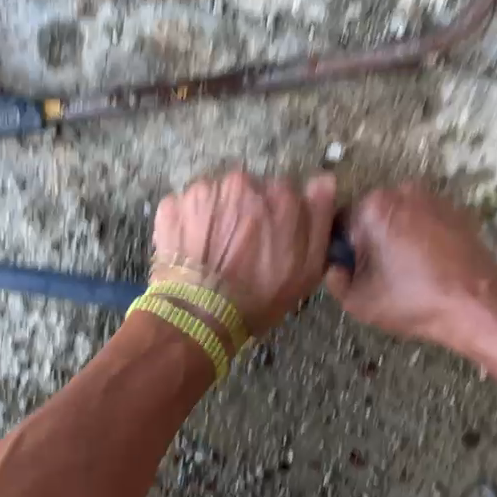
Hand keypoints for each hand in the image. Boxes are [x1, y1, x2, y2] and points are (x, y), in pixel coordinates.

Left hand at [153, 171, 336, 333]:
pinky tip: (192, 250)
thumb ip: (319, 218)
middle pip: (248, 190)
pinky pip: (186, 207)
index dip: (277, 217)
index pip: (282, 192)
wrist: (199, 315)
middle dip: (245, 214)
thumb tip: (324, 181)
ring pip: (216, 196)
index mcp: (280, 195)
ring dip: (217, 216)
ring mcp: (203, 191)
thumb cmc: (259, 297)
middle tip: (240, 250)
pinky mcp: (172, 204)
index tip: (270, 241)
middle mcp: (242, 183)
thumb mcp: (308, 268)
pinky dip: (189, 223)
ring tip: (214, 252)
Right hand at [324, 183, 496, 350]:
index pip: (340, 223)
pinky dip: (423, 238)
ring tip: (409, 272)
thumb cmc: (413, 301)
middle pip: (372, 217)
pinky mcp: (458, 210)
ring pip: (400, 218)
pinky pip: (426, 221)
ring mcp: (434, 198)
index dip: (343, 251)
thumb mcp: (358, 301)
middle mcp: (403, 191)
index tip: (356, 272)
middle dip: (372, 241)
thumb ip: (334, 279)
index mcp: (373, 206)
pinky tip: (431, 266)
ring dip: (398, 238)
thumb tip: (335, 266)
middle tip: (383, 275)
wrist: (477, 305)